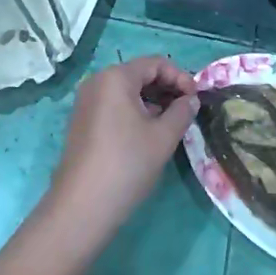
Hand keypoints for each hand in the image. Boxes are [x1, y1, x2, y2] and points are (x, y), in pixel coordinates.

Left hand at [49, 55, 198, 230]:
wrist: (80, 210)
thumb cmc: (126, 164)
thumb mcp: (164, 136)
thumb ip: (182, 111)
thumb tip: (191, 101)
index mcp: (115, 78)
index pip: (156, 64)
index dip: (180, 77)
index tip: (196, 98)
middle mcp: (97, 83)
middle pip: (140, 75)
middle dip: (167, 89)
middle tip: (186, 109)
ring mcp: (86, 104)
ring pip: (128, 92)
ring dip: (153, 102)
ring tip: (171, 124)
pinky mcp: (81, 124)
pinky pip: (115, 107)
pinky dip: (135, 113)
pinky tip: (148, 135)